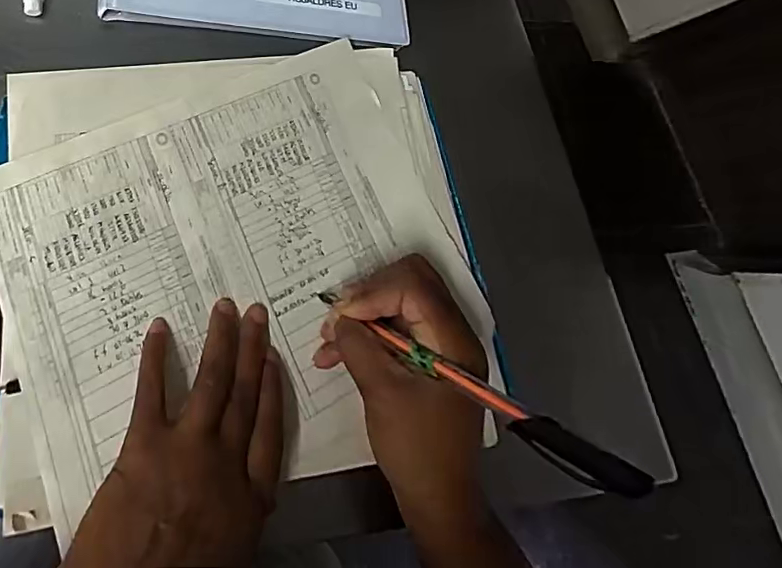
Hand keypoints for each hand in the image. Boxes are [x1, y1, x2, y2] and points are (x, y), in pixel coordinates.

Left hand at [64, 299, 284, 567]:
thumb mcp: (230, 551)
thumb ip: (238, 509)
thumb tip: (239, 480)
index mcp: (249, 500)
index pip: (270, 432)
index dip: (273, 390)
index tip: (274, 358)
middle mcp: (224, 467)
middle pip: (244, 396)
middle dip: (252, 350)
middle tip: (256, 313)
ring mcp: (186, 450)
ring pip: (211, 383)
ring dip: (219, 341)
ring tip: (224, 309)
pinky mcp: (144, 445)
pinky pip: (152, 391)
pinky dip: (155, 357)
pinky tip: (159, 330)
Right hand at [313, 255, 498, 539]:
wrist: (437, 499)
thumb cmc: (416, 449)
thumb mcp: (382, 393)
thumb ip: (359, 345)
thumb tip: (339, 317)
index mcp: (453, 339)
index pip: (414, 286)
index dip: (372, 292)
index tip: (341, 316)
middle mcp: (452, 332)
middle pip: (408, 281)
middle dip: (366, 294)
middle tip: (337, 318)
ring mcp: (440, 342)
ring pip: (397, 300)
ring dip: (361, 314)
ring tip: (329, 339)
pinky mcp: (426, 355)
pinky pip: (394, 324)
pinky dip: (366, 332)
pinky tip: (336, 352)